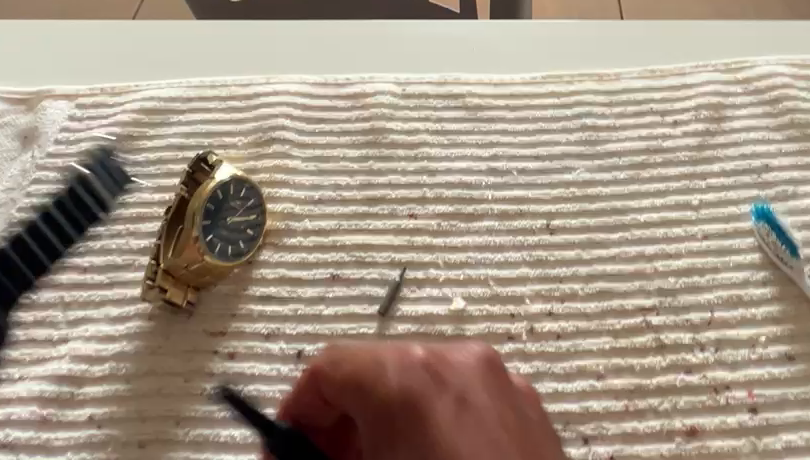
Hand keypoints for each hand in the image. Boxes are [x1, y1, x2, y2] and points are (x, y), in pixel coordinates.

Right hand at [277, 341, 563, 459]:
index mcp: (411, 375)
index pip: (329, 366)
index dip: (296, 414)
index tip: (282, 456)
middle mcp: (457, 359)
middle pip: (375, 371)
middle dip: (340, 424)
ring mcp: (499, 378)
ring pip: (419, 383)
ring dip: (385, 424)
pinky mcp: (527, 404)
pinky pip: (460, 398)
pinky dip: (433, 425)